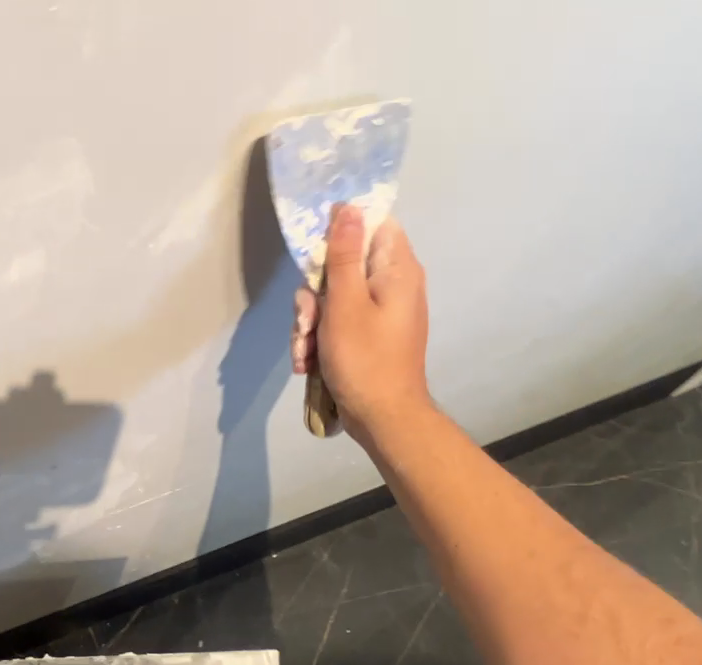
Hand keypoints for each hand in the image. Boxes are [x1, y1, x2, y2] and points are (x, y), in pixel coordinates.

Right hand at [291, 204, 432, 445]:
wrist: (383, 418)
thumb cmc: (365, 360)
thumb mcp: (345, 304)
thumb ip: (343, 255)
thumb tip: (348, 208)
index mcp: (397, 269)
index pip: (372, 225)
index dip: (340, 233)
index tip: (316, 258)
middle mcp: (393, 284)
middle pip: (343, 266)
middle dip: (314, 296)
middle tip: (306, 322)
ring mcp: (381, 312)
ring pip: (332, 299)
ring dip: (309, 325)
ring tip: (304, 353)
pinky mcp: (368, 336)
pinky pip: (337, 324)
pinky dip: (319, 342)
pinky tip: (308, 364)